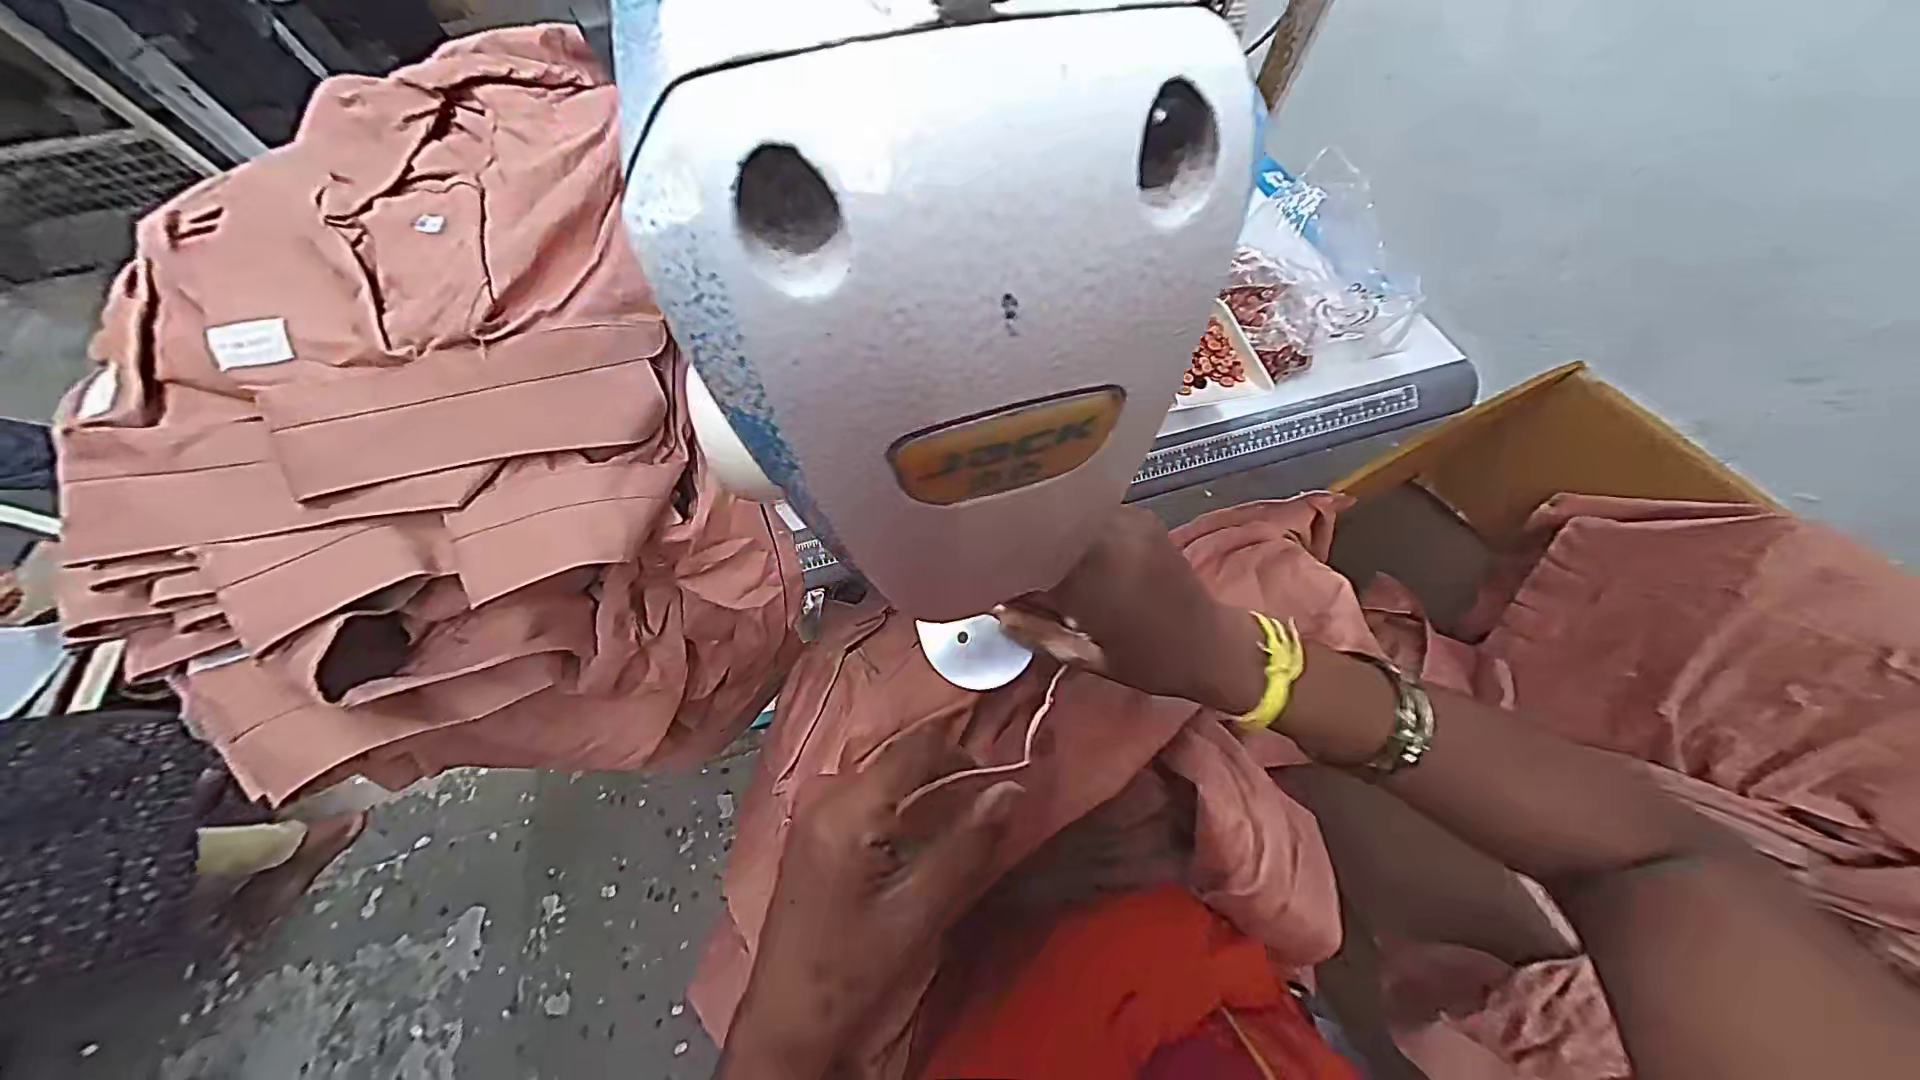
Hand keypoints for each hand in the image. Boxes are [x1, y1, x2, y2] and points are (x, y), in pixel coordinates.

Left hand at [720, 720, 1023, 1078]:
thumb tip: (1010, 790)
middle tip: (974, 816)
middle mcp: (824, 791)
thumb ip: (967, 845)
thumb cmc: (850, 971)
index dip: (961, 756)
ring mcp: (812, 803)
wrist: (787, 1015)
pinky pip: (868, 790)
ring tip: (946, 834)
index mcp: (846, 808)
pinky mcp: (811, 819)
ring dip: (923, 794)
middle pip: (901, 757)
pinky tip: (910, 843)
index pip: (916, 746)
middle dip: (944, 779)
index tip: (989, 786)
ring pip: (887, 773)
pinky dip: (899, 807)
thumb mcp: (918, 913)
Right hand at [996, 505, 1265, 715]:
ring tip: (1026, 552)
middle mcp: (1109, 534)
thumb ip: (1030, 627)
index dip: (996, 556)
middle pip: (1043, 521)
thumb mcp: (1080, 656)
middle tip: (997, 558)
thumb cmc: (1147, 661)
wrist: (1214, 645)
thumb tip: (991, 603)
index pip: (1024, 548)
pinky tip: (1061, 547)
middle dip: (1017, 538)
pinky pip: (1089, 513)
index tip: (978, 569)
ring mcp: (1127, 518)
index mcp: (1092, 573)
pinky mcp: (1140, 515)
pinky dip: (1069, 528)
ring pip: (1066, 513)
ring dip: (1044, 530)